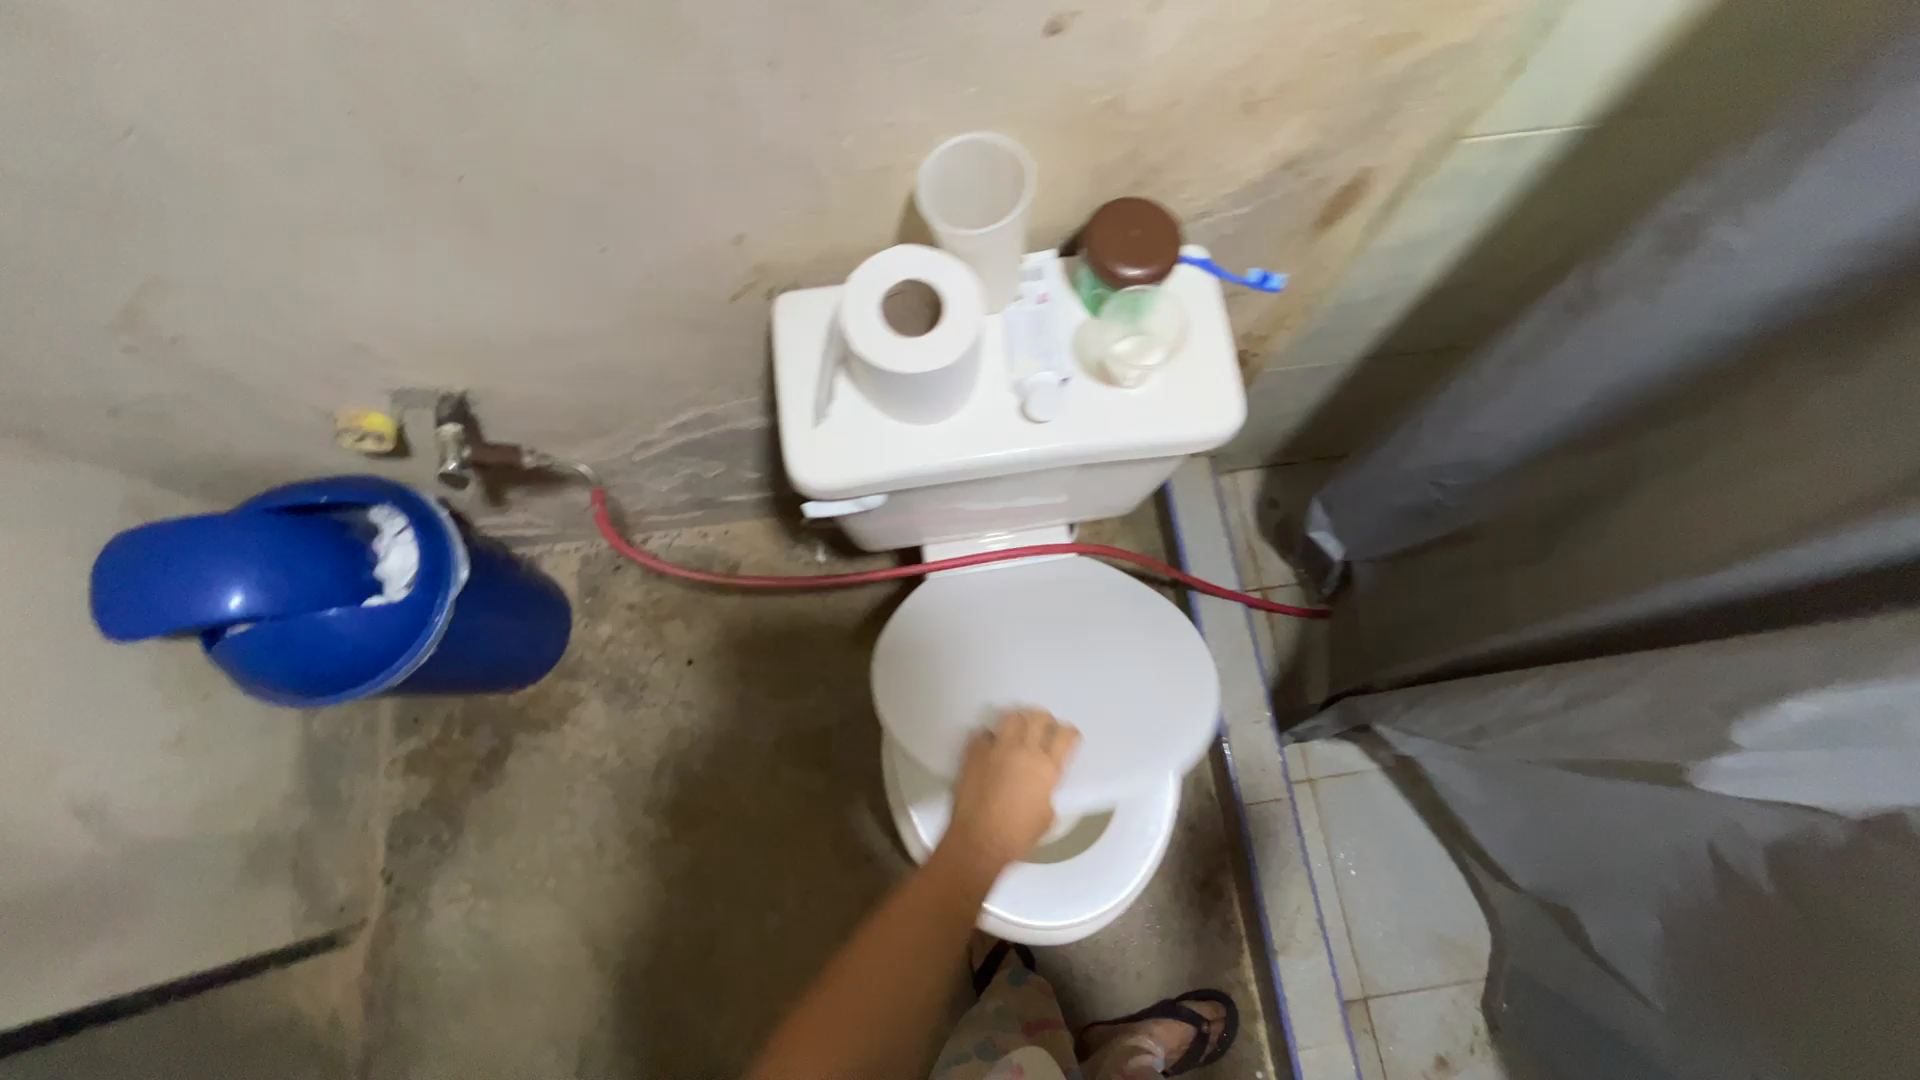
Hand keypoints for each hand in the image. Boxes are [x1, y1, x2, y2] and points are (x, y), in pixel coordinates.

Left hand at [940, 707, 1081, 869]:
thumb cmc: (1017, 836)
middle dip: (1045, 720)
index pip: (1066, 736)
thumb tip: (1041, 783)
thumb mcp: (1047, 815)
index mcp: (1047, 768)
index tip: (1068, 738)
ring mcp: (997, 748)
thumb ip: (1047, 790)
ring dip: (1019, 721)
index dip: (1070, 734)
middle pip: (1039, 717)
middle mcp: (1023, 751)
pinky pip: (984, 733)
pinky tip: (991, 748)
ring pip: (1012, 717)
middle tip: (1043, 729)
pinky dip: (990, 737)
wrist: (978, 840)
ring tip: (1018, 732)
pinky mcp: (974, 752)